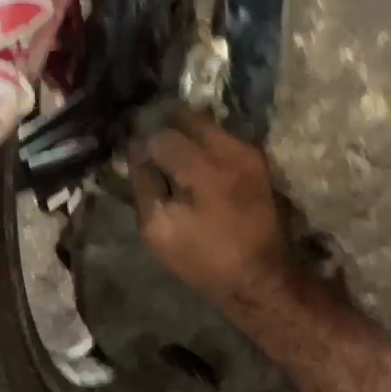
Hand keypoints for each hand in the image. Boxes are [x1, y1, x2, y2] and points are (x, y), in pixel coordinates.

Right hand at [129, 110, 294, 306]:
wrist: (259, 275)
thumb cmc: (204, 258)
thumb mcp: (159, 229)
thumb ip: (144, 185)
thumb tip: (134, 154)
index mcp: (204, 170)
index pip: (161, 136)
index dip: (141, 144)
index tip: (132, 156)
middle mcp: (229, 151)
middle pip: (187, 116)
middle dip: (164, 127)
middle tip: (150, 147)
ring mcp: (248, 152)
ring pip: (206, 122)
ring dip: (184, 132)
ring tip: (171, 154)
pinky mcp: (256, 159)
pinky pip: (222, 135)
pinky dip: (203, 141)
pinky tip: (193, 162)